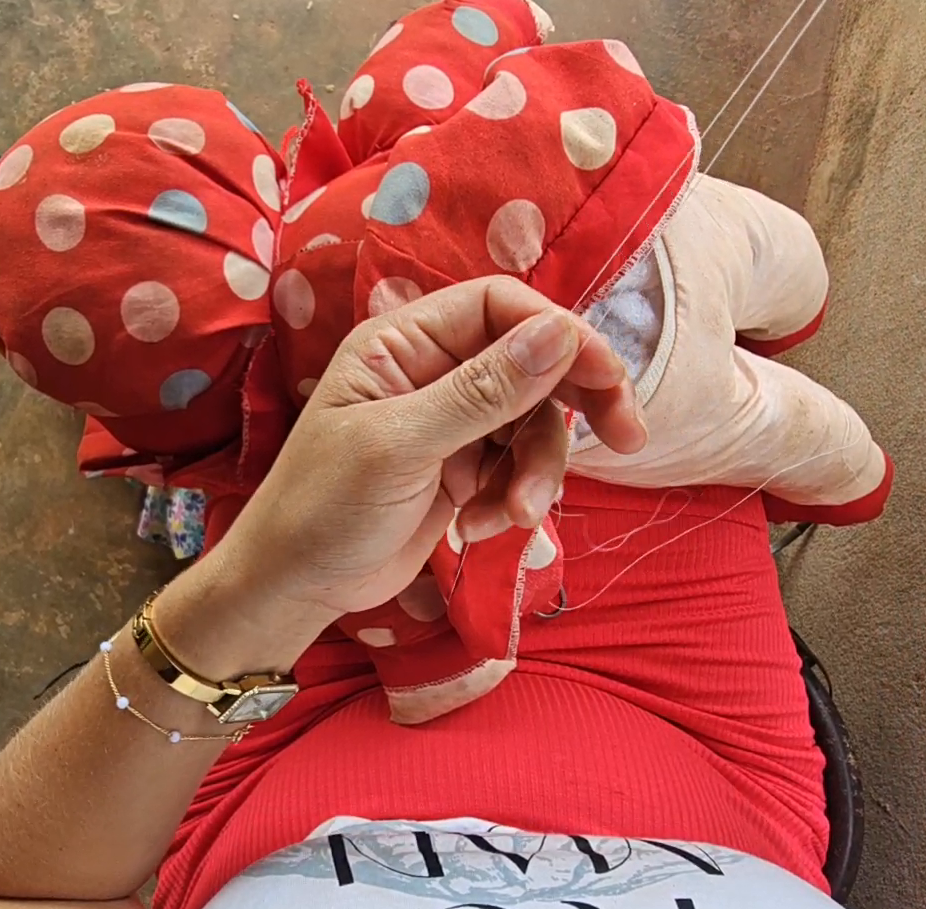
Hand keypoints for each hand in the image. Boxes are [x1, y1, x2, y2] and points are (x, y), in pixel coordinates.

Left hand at [211, 277, 646, 628]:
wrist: (298, 584)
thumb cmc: (325, 507)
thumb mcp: (400, 446)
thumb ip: (481, 392)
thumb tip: (561, 333)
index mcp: (403, 343)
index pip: (500, 307)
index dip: (560, 334)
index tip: (606, 379)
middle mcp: (431, 372)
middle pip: (530, 363)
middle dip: (571, 406)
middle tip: (627, 438)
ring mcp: (449, 424)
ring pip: (531, 424)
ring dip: (535, 472)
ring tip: (510, 518)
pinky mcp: (460, 470)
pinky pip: (514, 468)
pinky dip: (511, 498)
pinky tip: (477, 529)